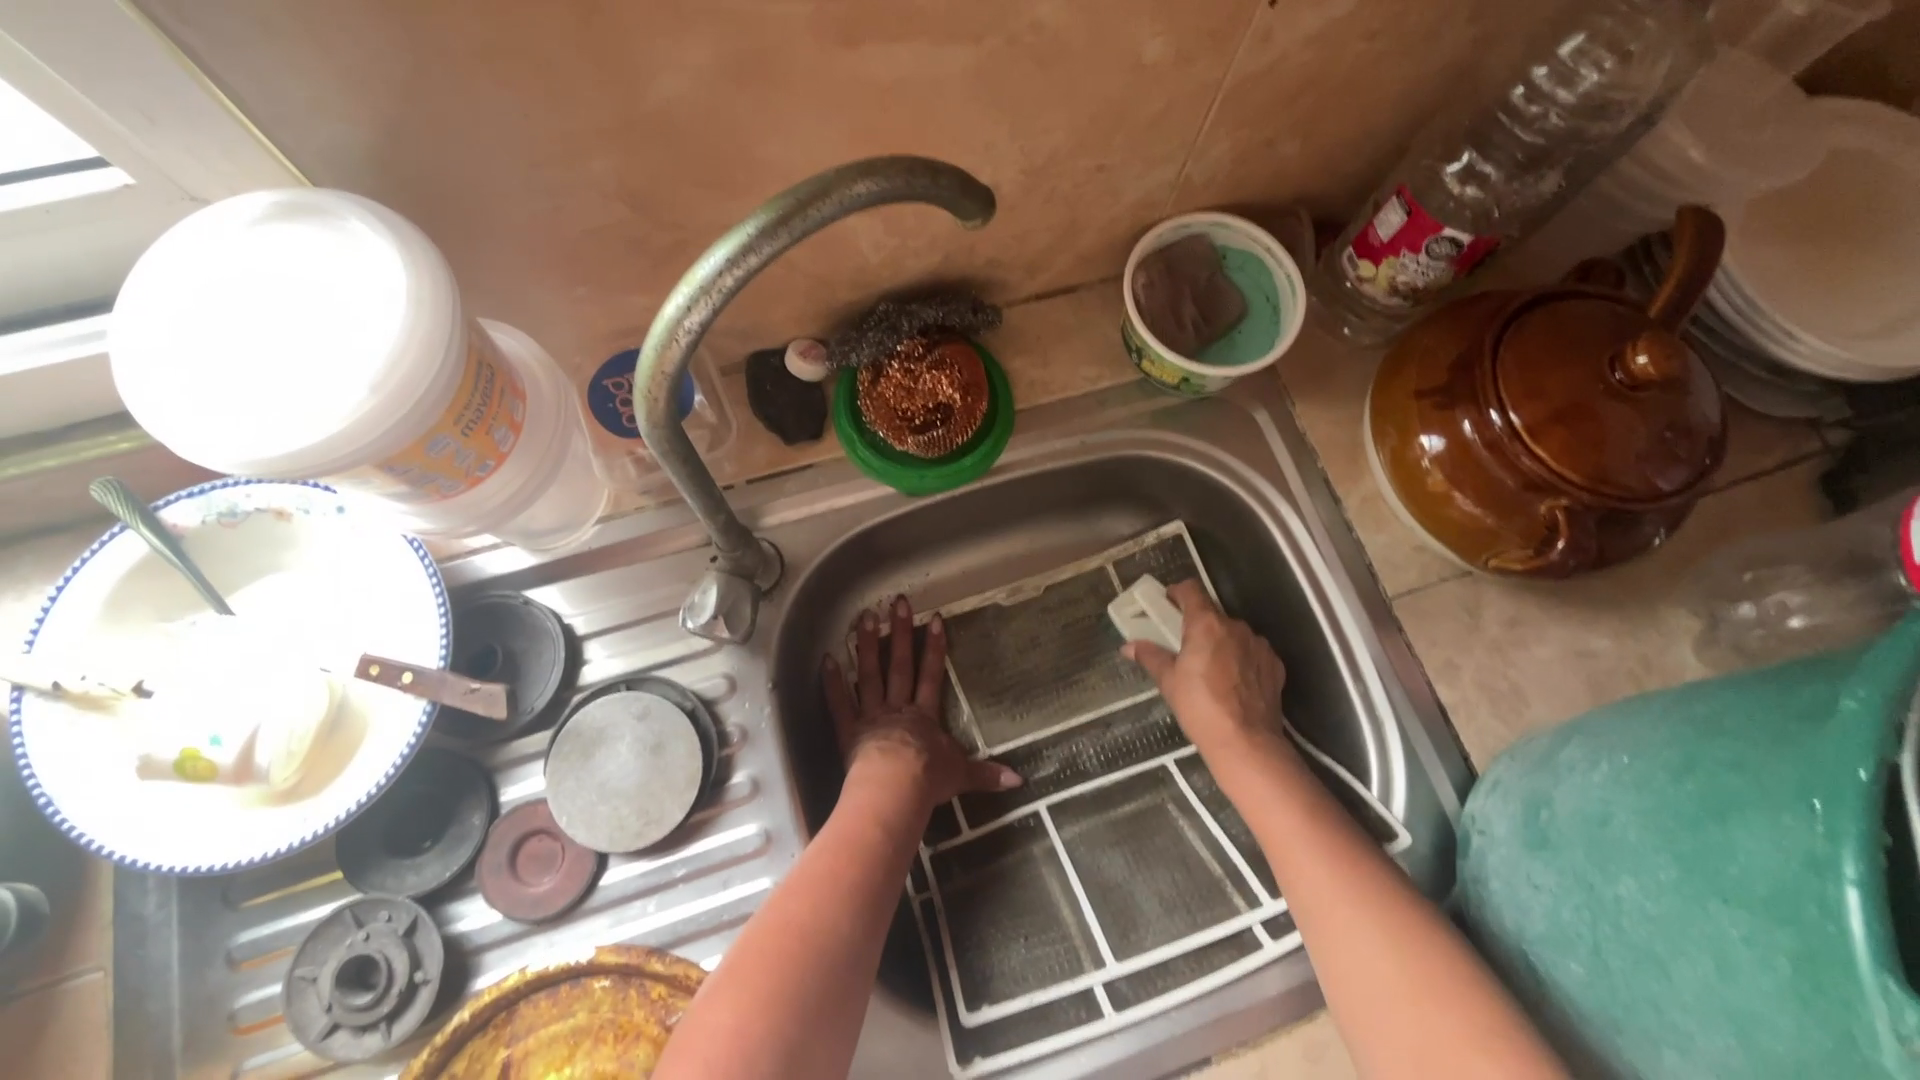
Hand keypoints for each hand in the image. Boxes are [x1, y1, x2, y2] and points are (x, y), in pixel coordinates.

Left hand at [823, 596, 1020, 811]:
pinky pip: (839, 704)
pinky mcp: (848, 731)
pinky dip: (832, 683)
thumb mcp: (962, 776)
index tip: (934, 619)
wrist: (895, 791)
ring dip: (867, 646)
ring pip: (869, 676)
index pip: (931, 675)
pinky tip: (826, 658)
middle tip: (897, 602)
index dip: (934, 647)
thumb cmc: (928, 781)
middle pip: (900, 666)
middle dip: (900, 633)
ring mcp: (871, 717)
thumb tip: (1019, 779)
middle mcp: (898, 709)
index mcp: (924, 716)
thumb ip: (986, 774)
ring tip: (865, 616)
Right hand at [1121, 580, 1289, 757]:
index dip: (1177, 593)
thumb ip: (1150, 657)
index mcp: (1206, 624)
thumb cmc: (1200, 707)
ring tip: (1212, 670)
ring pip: (1235, 634)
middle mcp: (1235, 627)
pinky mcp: (1275, 664)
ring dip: (1222, 643)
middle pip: (1213, 615)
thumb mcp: (1168, 682)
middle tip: (1185, 647)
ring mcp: (1259, 645)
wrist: (1246, 742)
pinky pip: (1253, 652)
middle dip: (1198, 626)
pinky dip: (1242, 659)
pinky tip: (1234, 683)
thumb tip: (1128, 646)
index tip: (1168, 604)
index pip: (1191, 590)